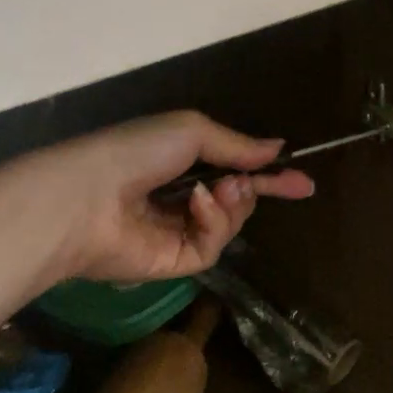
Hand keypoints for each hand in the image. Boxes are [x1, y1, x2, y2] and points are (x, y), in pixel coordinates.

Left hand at [14, 111, 315, 283]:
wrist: (87, 197)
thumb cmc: (138, 150)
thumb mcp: (194, 131)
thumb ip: (238, 145)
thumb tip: (278, 147)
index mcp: (185, 162)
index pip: (238, 169)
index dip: (271, 175)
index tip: (304, 182)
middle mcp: (185, 197)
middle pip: (241, 198)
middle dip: (254, 187)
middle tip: (250, 182)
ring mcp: (181, 231)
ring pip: (233, 221)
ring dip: (234, 202)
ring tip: (220, 190)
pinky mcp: (176, 261)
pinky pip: (215, 244)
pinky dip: (215, 222)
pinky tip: (197, 205)